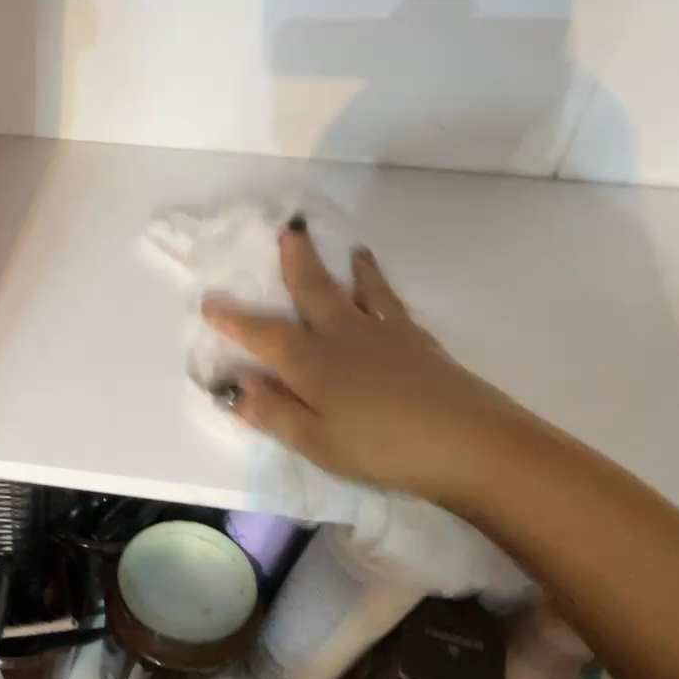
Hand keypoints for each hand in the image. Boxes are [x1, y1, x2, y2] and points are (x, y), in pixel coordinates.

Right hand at [201, 219, 534, 504]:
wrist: (469, 442)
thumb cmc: (381, 448)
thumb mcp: (315, 441)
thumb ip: (273, 412)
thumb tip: (234, 386)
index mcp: (313, 364)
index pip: (264, 336)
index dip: (234, 321)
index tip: (209, 303)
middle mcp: (345, 337)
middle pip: (314, 293)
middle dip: (296, 263)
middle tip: (289, 230)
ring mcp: (385, 335)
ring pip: (357, 290)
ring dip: (344, 267)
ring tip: (345, 248)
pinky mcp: (418, 343)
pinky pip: (390, 302)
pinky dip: (379, 286)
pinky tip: (380, 286)